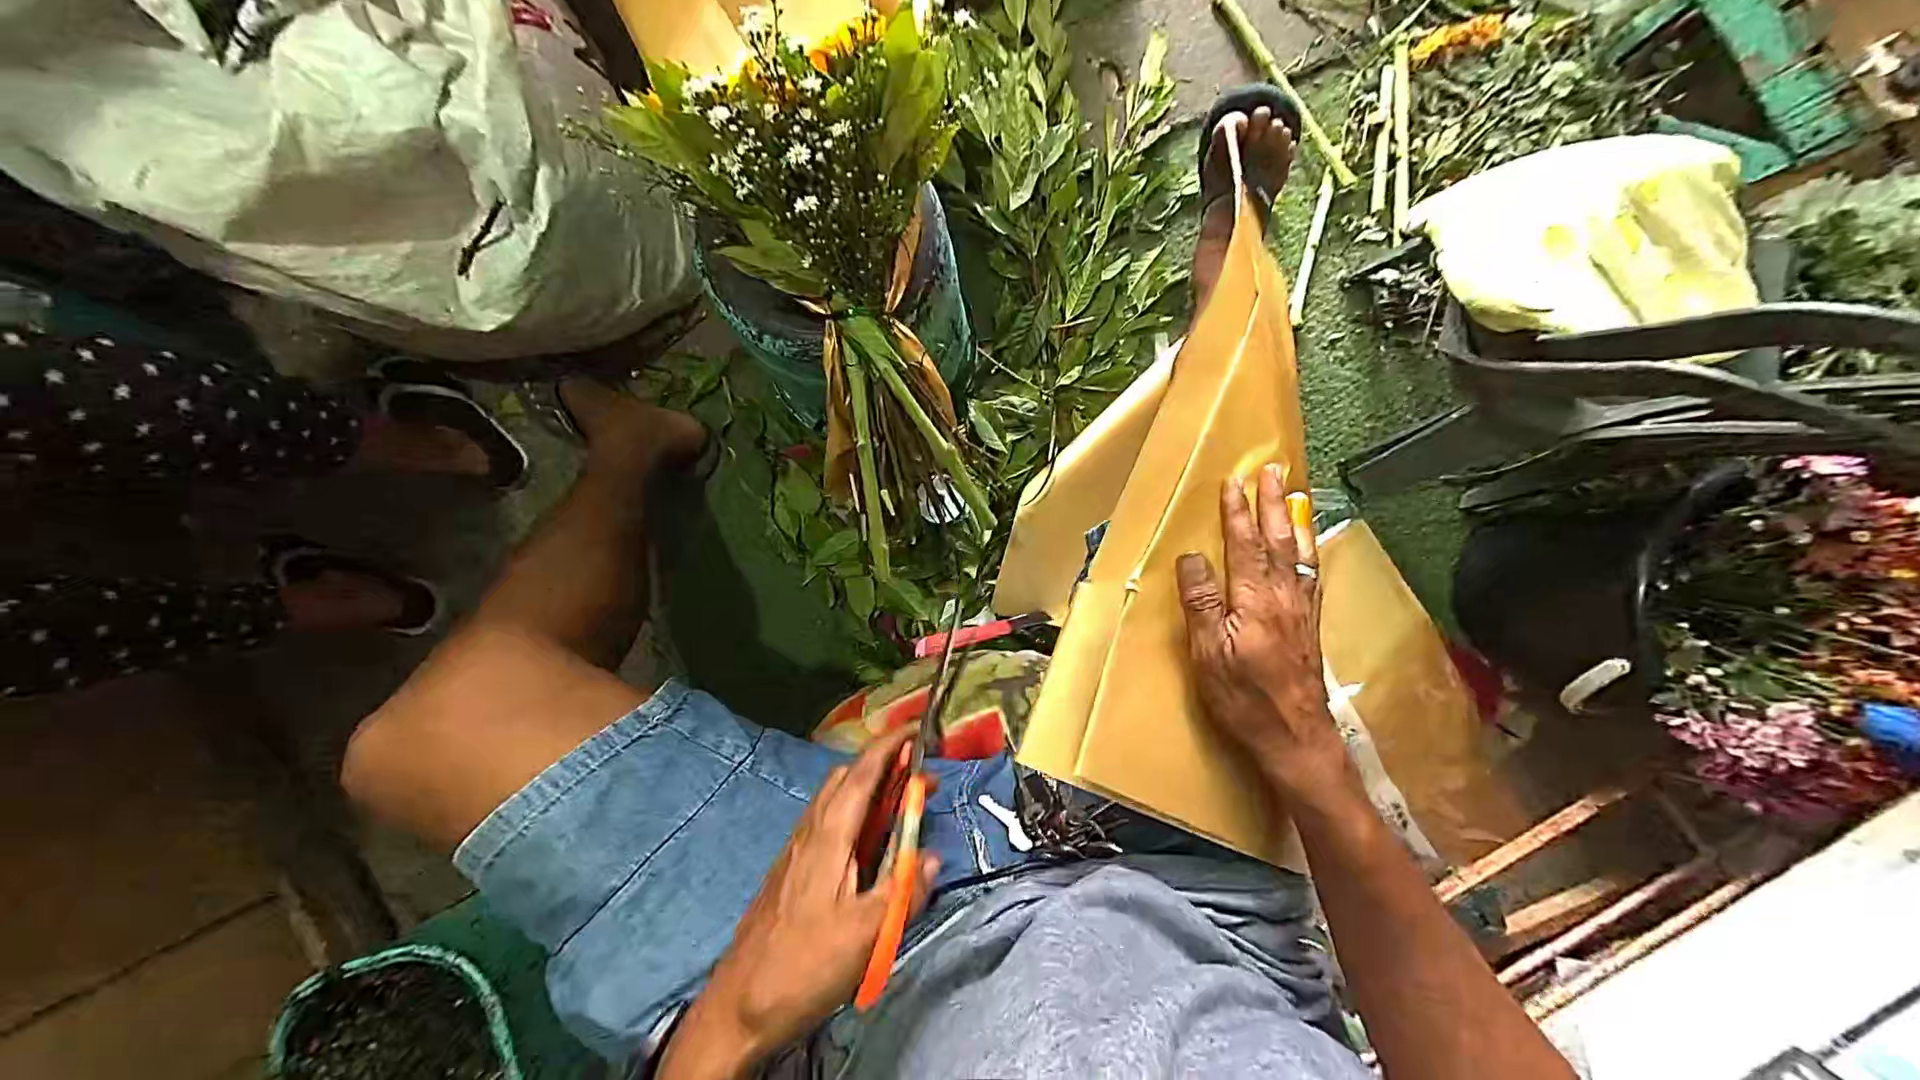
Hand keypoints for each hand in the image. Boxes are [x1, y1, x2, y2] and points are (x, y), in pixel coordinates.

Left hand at [659, 725, 938, 1079]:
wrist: (738, 1006)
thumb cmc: (805, 965)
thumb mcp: (867, 932)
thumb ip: (904, 889)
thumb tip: (933, 856)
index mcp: (830, 834)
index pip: (863, 772)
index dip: (891, 745)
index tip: (918, 729)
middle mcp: (811, 830)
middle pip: (847, 777)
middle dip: (885, 765)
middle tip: (921, 779)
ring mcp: (797, 849)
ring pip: (836, 799)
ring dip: (870, 789)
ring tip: (902, 807)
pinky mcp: (792, 869)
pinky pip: (829, 821)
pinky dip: (856, 813)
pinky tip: (869, 844)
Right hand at [1177, 464, 1349, 801]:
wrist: (1297, 739)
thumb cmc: (1246, 699)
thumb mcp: (1210, 653)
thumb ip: (1202, 602)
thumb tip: (1193, 558)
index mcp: (1255, 598)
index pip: (1245, 545)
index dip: (1237, 513)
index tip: (1232, 483)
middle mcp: (1284, 596)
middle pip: (1279, 539)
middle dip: (1273, 503)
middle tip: (1272, 471)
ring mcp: (1302, 610)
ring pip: (1300, 552)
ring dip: (1294, 519)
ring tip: (1294, 495)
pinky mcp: (1310, 625)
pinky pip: (1312, 574)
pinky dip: (1309, 551)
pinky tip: (1308, 549)